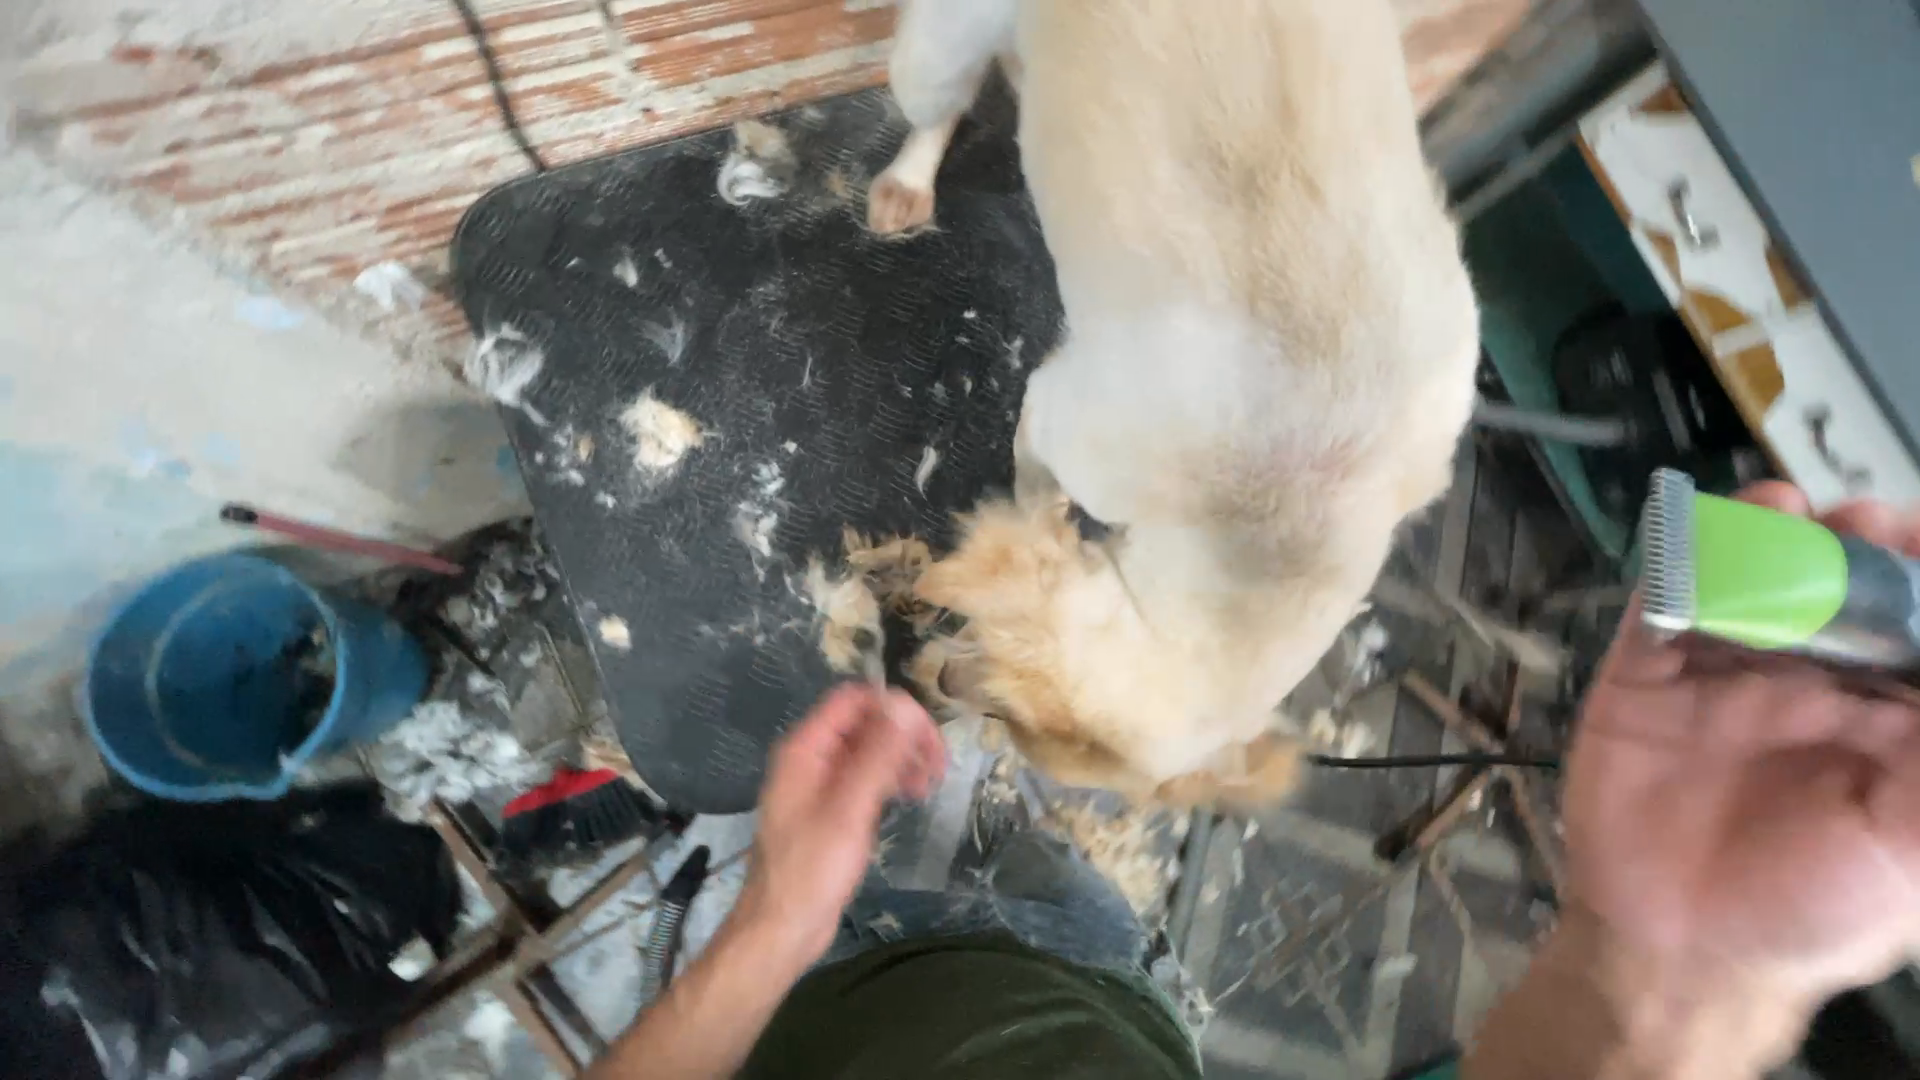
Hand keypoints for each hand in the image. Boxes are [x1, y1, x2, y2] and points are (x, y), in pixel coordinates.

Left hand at [728, 684, 946, 971]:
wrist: (780, 931)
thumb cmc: (810, 870)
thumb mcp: (849, 809)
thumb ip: (878, 754)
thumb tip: (906, 705)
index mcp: (806, 748)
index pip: (853, 700)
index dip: (892, 707)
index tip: (926, 733)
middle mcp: (813, 758)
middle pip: (865, 723)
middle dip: (903, 735)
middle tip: (938, 761)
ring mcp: (822, 783)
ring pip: (869, 749)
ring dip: (902, 757)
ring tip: (932, 781)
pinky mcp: (833, 808)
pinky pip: (866, 777)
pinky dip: (891, 779)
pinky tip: (913, 795)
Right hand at [1567, 482, 1919, 999]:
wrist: (1677, 936)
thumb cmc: (1818, 903)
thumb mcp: (1914, 842)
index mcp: (1886, 721)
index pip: (1912, 635)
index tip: (1919, 542)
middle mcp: (1803, 687)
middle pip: (1828, 599)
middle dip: (1850, 552)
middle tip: (1858, 521)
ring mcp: (1713, 680)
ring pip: (1741, 595)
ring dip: (1758, 546)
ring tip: (1779, 508)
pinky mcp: (1639, 680)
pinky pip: (1654, 618)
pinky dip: (1667, 574)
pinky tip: (1687, 540)